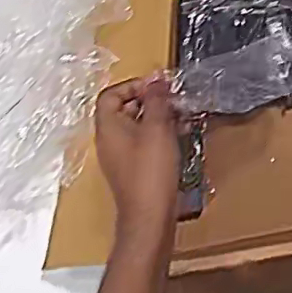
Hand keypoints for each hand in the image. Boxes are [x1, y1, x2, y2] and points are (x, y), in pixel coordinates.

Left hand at [94, 75, 182, 233]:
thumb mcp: (157, 127)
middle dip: (151, 98)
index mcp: (109, 128)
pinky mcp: (135, 166)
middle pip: (125, 107)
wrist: (150, 214)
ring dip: (159, 114)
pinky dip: (161, 130)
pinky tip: (181, 131)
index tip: (158, 86)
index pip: (111, 94)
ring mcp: (122, 154)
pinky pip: (145, 139)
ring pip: (138, 123)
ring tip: (182, 112)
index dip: (133, 85)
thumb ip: (156, 99)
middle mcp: (111, 139)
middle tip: (174, 96)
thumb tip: (155, 78)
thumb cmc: (151, 169)